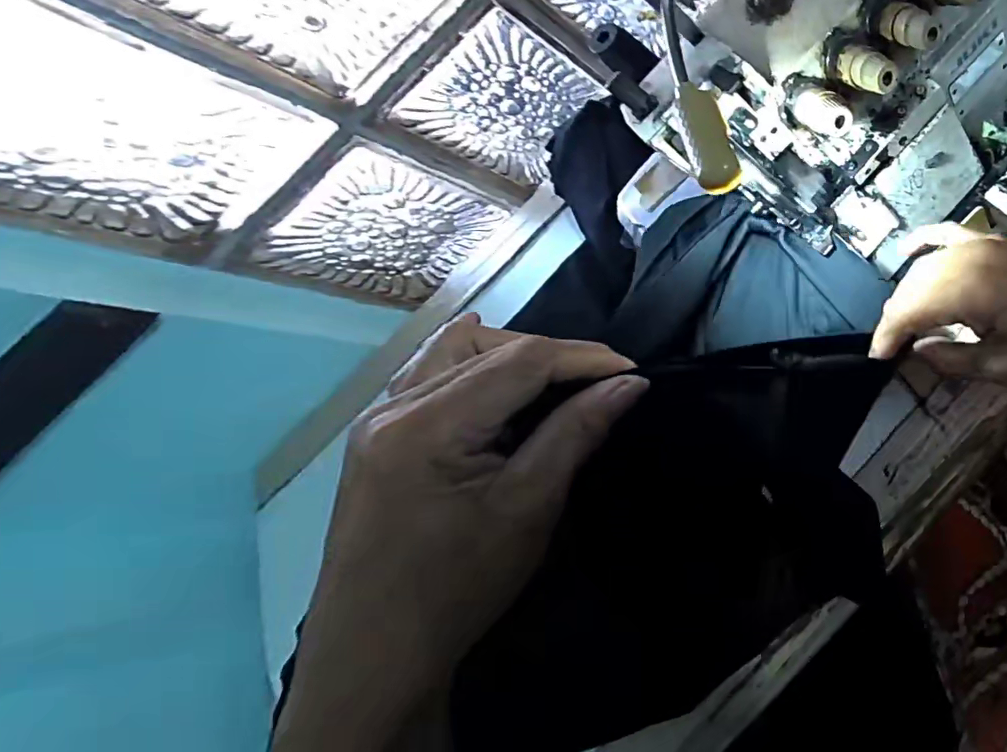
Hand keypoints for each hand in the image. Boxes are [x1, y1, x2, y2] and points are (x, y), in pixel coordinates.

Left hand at [274, 316, 644, 749]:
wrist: (373, 659)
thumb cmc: (456, 588)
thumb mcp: (529, 507)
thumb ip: (577, 431)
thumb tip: (629, 383)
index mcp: (427, 425)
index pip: (521, 360)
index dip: (583, 357)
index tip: (632, 370)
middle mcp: (394, 407)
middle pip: (489, 347)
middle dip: (553, 355)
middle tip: (600, 380)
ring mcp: (379, 419)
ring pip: (457, 350)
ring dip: (512, 353)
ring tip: (555, 378)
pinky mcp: (379, 435)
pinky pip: (431, 372)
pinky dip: (474, 362)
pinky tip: (494, 369)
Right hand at [870, 224, 1006, 382]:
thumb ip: (954, 359)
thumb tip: (917, 351)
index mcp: (972, 288)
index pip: (911, 308)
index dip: (889, 334)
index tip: (878, 357)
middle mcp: (970, 257)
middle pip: (913, 284)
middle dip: (897, 315)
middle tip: (893, 346)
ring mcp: (983, 244)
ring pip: (926, 264)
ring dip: (909, 290)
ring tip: (905, 321)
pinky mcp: (996, 241)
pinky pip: (948, 235)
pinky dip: (926, 243)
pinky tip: (909, 251)